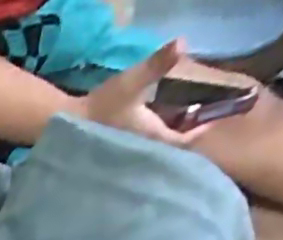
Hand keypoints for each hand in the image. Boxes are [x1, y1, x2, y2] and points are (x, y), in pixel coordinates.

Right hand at [78, 40, 210, 149]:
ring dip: (173, 138)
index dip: (201, 129)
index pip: (185, 140)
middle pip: (175, 149)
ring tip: (183, 123)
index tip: (213, 119)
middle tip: (200, 120)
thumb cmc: (102, 107)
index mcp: (153, 137)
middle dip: (188, 135)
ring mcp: (134, 156)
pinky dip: (158, 142)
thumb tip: (182, 41)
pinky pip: (148, 152)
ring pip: (162, 151)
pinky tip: (158, 129)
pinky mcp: (124, 155)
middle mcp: (146, 151)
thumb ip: (157, 64)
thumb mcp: (131, 82)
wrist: (69, 126)